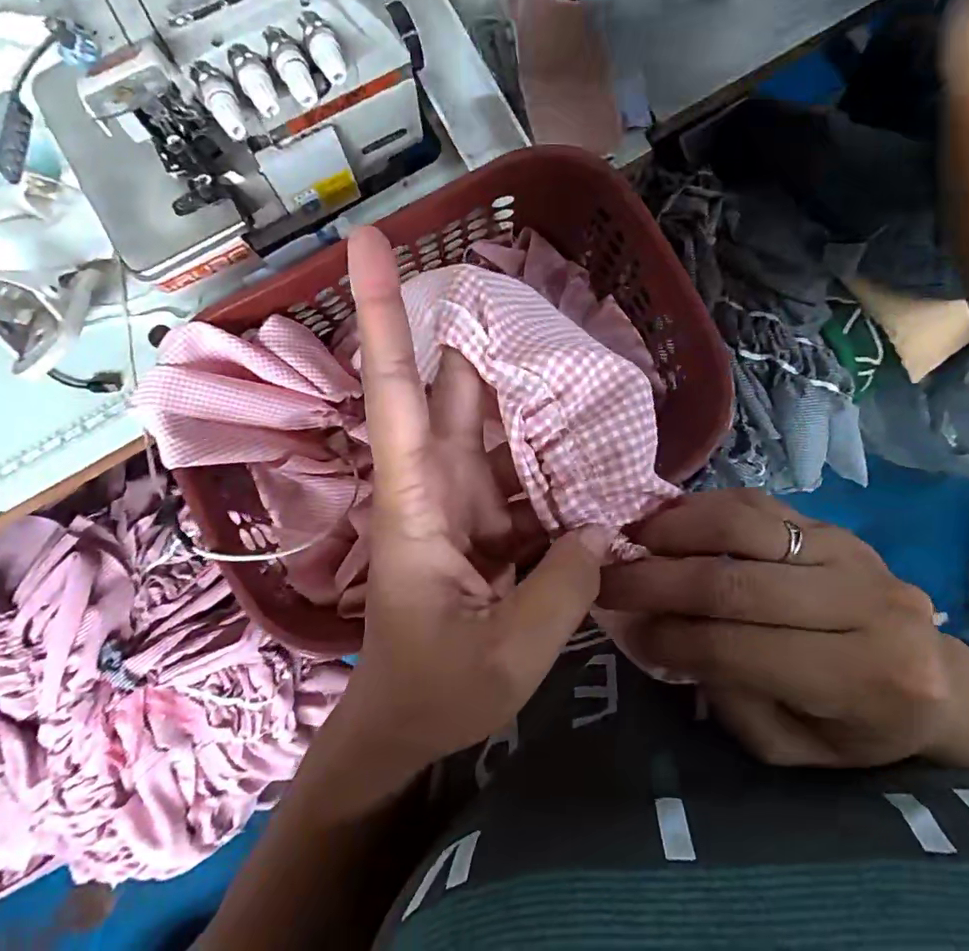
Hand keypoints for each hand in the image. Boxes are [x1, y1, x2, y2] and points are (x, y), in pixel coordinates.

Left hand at [329, 226, 606, 776]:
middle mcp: (430, 484)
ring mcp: (458, 500)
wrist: (404, 727)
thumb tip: (602, 530)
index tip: (366, 242)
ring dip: (517, 381)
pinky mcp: (481, 523)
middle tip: (508, 270)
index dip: (378, 313)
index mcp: (415, 501)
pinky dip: (546, 446)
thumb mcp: (510, 652)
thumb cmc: (436, 692)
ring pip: (486, 420)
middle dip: (467, 328)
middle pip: (444, 387)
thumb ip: (565, 586)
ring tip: (566, 337)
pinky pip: (515, 467)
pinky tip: (587, 427)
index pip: (392, 389)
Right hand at [599, 490, 954, 767]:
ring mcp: (849, 552)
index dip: (667, 639)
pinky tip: (666, 524)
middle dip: (652, 581)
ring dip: (670, 531)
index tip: (627, 635)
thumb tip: (667, 635)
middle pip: (731, 581)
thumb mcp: (794, 748)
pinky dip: (698, 508)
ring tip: (631, 543)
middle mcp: (865, 605)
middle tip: (604, 582)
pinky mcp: (831, 522)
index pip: (737, 648)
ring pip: (739, 525)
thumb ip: (732, 699)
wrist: (932, 678)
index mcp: (864, 678)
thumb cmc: (857, 728)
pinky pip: (752, 502)